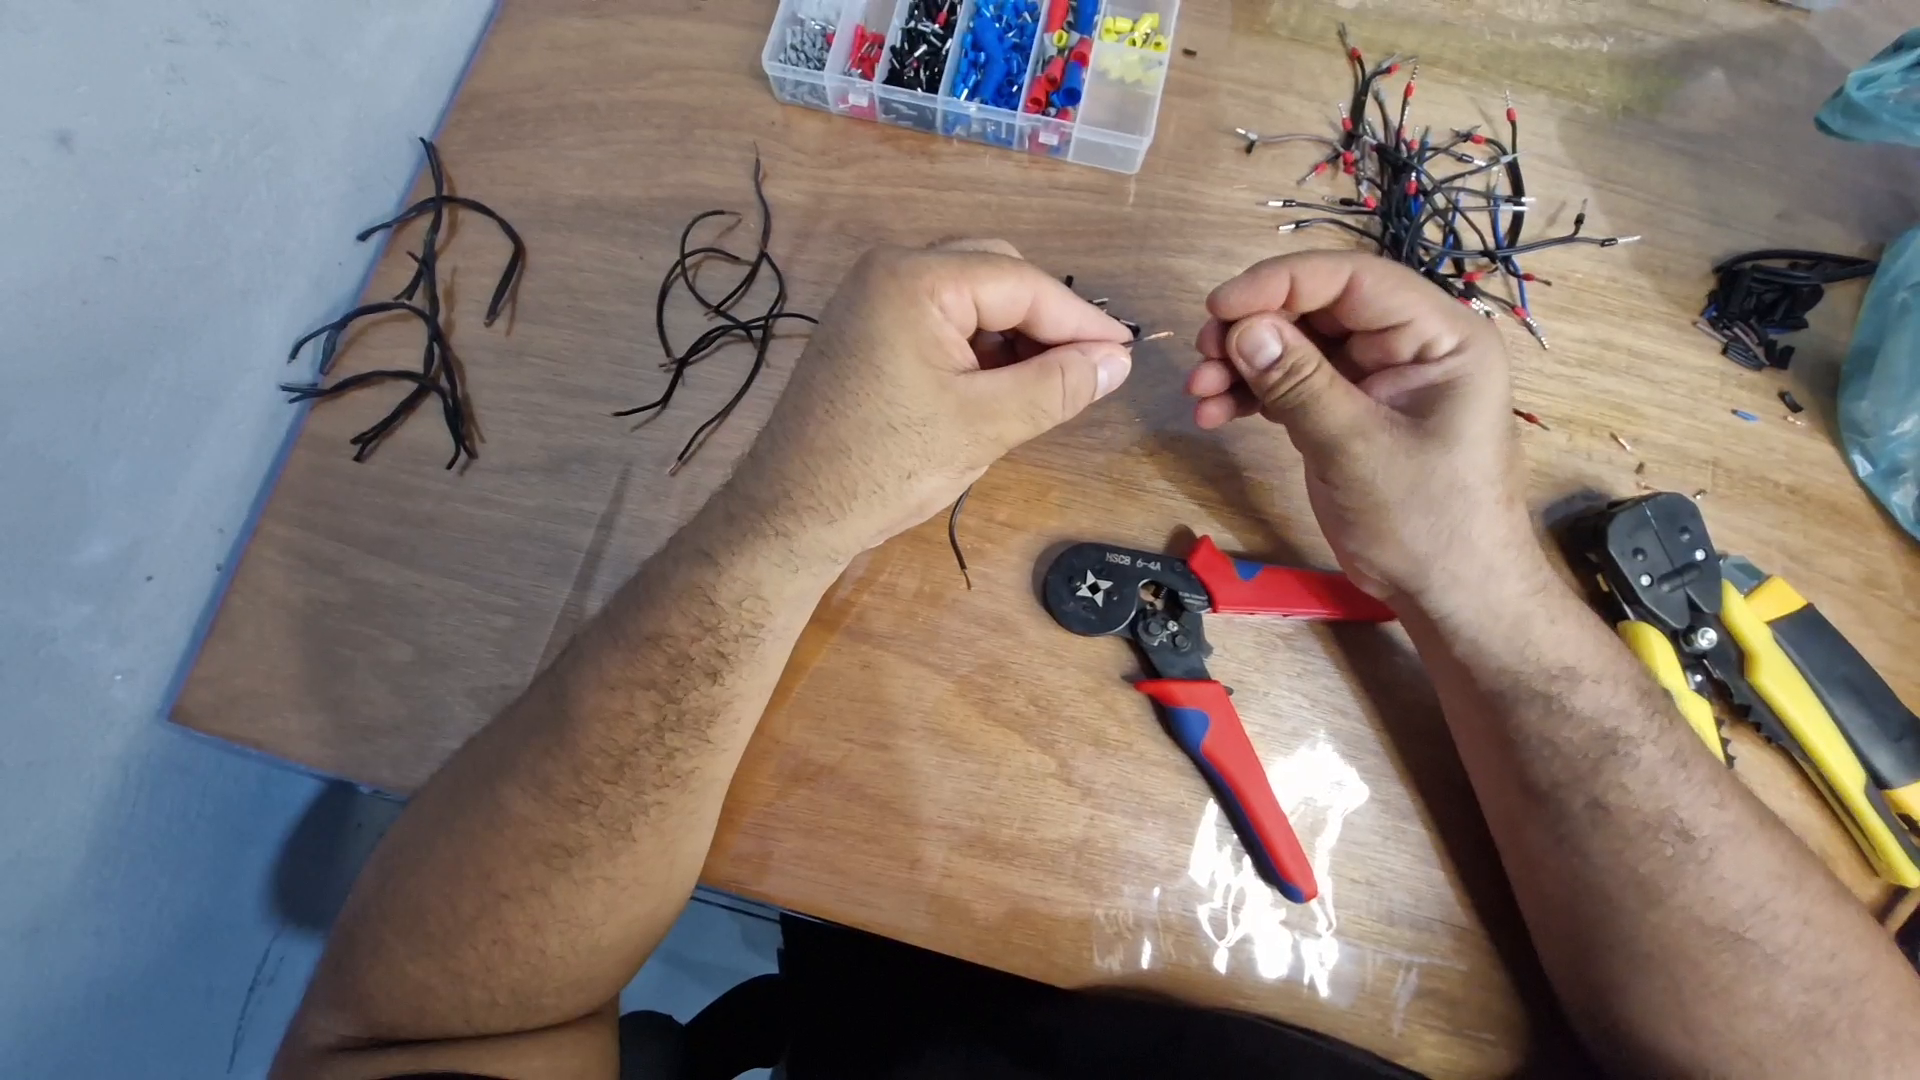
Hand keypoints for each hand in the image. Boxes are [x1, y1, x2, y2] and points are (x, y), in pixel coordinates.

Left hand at [729, 239, 1134, 559]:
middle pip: (995, 276)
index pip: (1021, 284)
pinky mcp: (865, 333)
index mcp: (914, 279)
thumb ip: (1057, 386)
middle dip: (1044, 323)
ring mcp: (871, 301)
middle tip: (1081, 371)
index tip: (1124, 352)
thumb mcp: (984, 426)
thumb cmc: (884, 468)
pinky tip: (995, 388)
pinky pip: (938, 323)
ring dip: (1012, 336)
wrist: (792, 513)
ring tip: (1042, 387)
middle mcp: (889, 271)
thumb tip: (1116, 360)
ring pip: (968, 300)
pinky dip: (976, 349)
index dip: (1080, 321)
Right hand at [1185, 251, 1546, 612]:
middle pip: (1317, 311)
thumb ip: (1299, 382)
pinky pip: (1291, 386)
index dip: (1281, 284)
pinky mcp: (1345, 413)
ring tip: (1199, 393)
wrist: (1443, 591)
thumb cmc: (1422, 520)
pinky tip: (1215, 414)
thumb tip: (1241, 330)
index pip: (1354, 281)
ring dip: (1242, 365)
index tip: (1217, 307)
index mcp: (1437, 338)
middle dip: (1253, 329)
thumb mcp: (1356, 447)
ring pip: (1296, 349)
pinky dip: (1251, 396)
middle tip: (1202, 357)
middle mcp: (1405, 347)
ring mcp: (1372, 381)